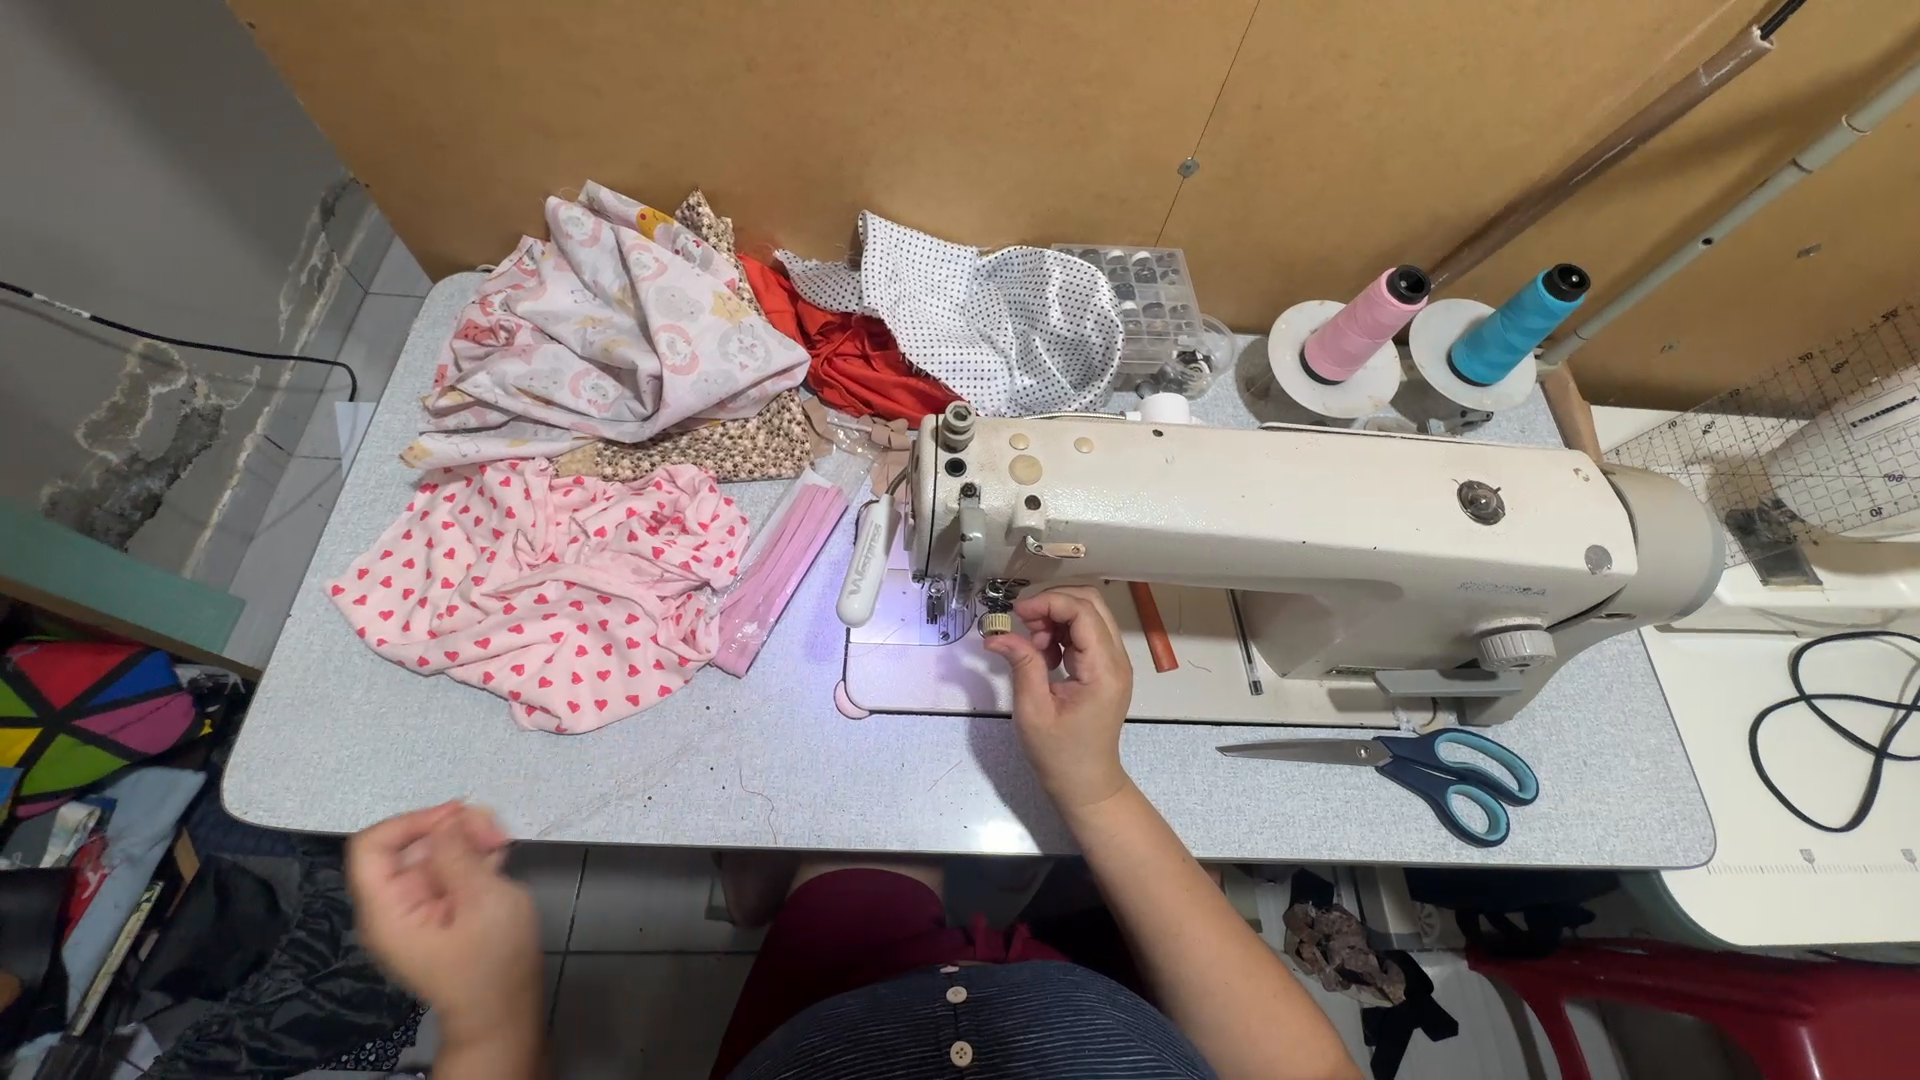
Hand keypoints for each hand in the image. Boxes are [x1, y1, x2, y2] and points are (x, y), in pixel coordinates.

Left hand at [347, 803, 542, 1051]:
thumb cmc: (492, 960)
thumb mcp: (483, 900)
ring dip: (472, 840)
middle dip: (457, 829)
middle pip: (412, 845)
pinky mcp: (442, 909)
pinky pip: (451, 869)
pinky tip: (500, 860)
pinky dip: (476, 856)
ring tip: (503, 847)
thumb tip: (446, 820)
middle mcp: (396, 905)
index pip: (372, 848)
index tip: (459, 814)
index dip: (411, 822)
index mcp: (388, 910)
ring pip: (437, 851)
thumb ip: (460, 856)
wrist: (503, 1010)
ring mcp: (420, 907)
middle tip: (497, 835)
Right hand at [983, 586, 1134, 810]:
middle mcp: (1116, 659)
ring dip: (1056, 616)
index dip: (1048, 602)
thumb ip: (1022, 665)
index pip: (1082, 611)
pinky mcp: (1105, 665)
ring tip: (1032, 644)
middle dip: (1052, 602)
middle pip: (1091, 601)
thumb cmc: (1059, 753)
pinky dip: (1061, 630)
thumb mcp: (1033, 711)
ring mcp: (1114, 661)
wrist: (1085, 782)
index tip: (1016, 614)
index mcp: (1104, 670)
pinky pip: (1085, 630)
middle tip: (1023, 624)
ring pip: (1088, 612)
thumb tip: (997, 634)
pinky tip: (1043, 654)